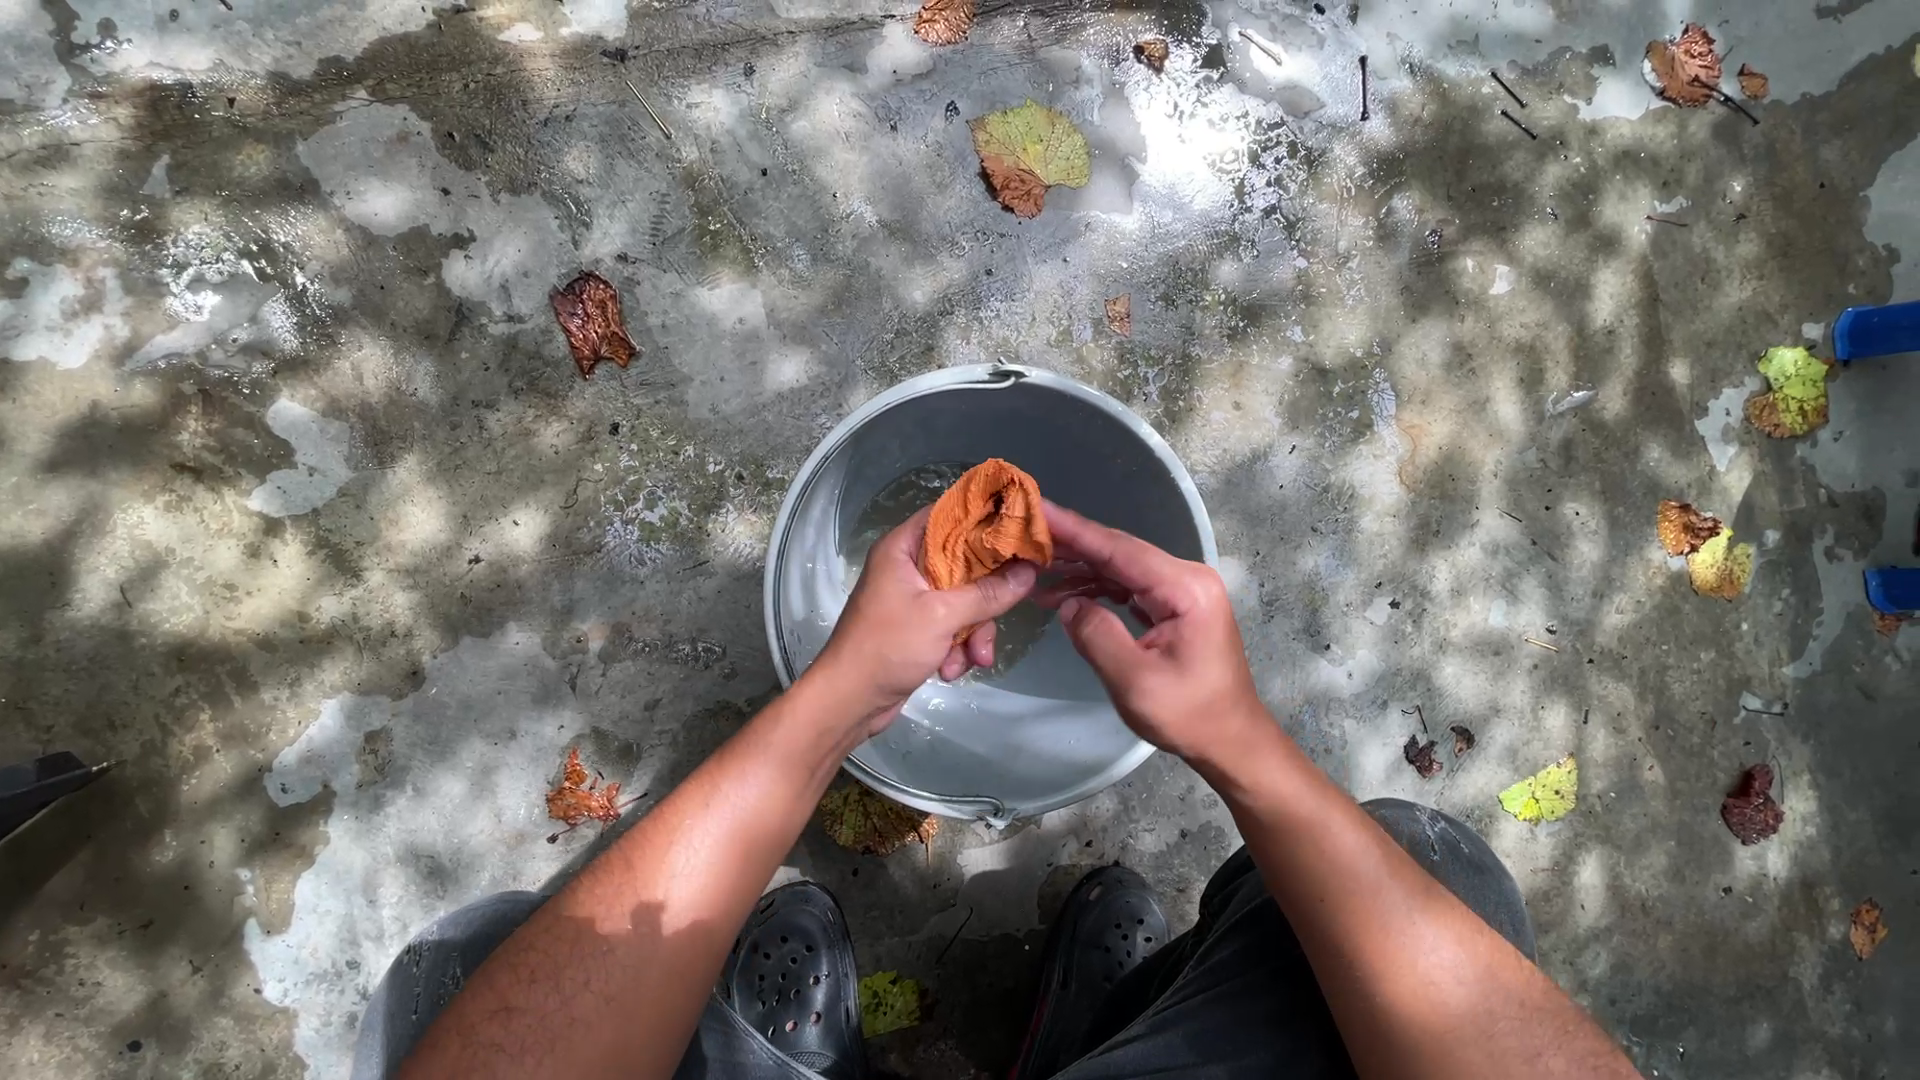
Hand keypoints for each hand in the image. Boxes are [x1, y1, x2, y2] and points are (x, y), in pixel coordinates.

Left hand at [808, 506, 1037, 732]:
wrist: (850, 701)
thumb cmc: (888, 646)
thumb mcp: (942, 616)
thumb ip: (988, 593)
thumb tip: (1029, 571)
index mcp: (902, 548)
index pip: (948, 516)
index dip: (983, 523)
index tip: (1016, 535)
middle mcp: (906, 567)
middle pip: (964, 565)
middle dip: (984, 601)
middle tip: (999, 615)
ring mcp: (911, 600)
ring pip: (963, 601)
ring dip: (973, 633)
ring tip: (973, 659)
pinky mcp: (916, 628)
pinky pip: (951, 627)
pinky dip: (957, 648)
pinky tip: (951, 670)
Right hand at [1033, 501, 1268, 764]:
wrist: (1231, 740)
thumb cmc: (1189, 715)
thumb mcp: (1134, 682)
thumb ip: (1095, 636)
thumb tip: (1067, 604)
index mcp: (1184, 588)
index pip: (1118, 549)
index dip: (1075, 530)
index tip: (1038, 508)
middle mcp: (1186, 577)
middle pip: (1119, 551)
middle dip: (1071, 543)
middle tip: (1025, 534)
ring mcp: (1182, 590)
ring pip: (1121, 566)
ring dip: (1080, 568)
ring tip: (1034, 570)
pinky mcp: (1175, 605)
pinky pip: (1129, 585)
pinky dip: (1096, 587)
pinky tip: (1064, 594)